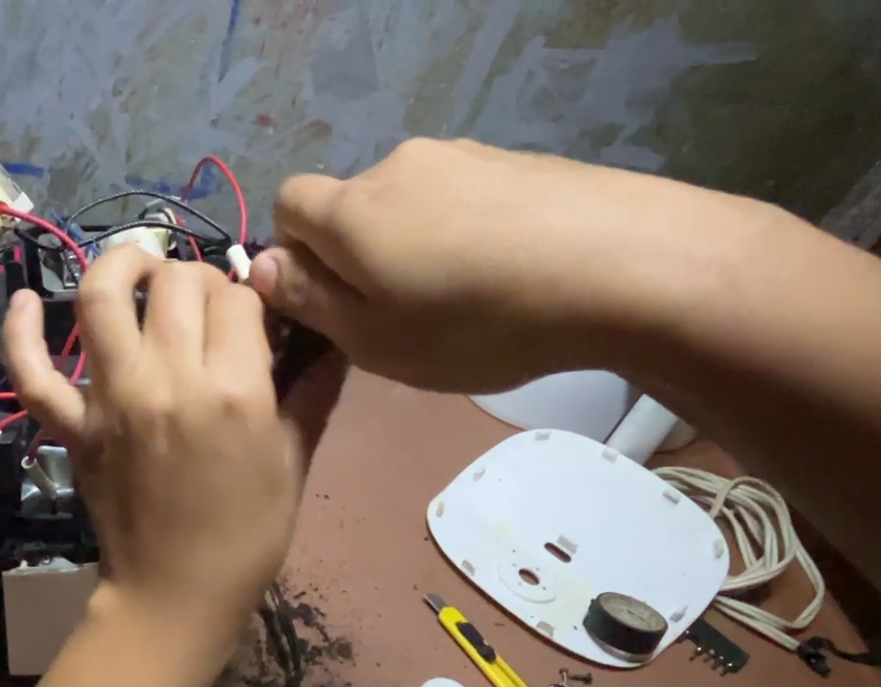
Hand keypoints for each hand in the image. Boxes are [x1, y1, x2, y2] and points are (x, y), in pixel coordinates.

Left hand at [2, 247, 345, 655]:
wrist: (176, 593)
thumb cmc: (247, 535)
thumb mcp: (296, 461)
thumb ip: (313, 390)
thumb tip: (329, 335)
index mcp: (234, 389)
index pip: (238, 297)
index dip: (251, 296)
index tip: (253, 319)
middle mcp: (167, 380)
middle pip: (175, 283)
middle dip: (197, 278)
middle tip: (204, 305)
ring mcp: (110, 400)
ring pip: (101, 299)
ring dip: (119, 264)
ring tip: (138, 264)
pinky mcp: (72, 428)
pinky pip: (32, 372)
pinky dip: (19, 332)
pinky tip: (25, 299)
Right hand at [248, 138, 769, 392]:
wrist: (623, 267)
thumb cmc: (474, 321)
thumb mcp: (372, 337)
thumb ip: (307, 300)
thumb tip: (257, 267)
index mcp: (352, 210)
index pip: (287, 204)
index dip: (292, 254)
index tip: (327, 300)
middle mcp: (398, 166)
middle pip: (348, 207)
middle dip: (353, 255)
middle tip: (395, 314)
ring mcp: (462, 156)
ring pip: (405, 204)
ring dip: (408, 246)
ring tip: (459, 298)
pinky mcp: (514, 160)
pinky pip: (457, 199)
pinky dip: (458, 233)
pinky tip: (500, 273)